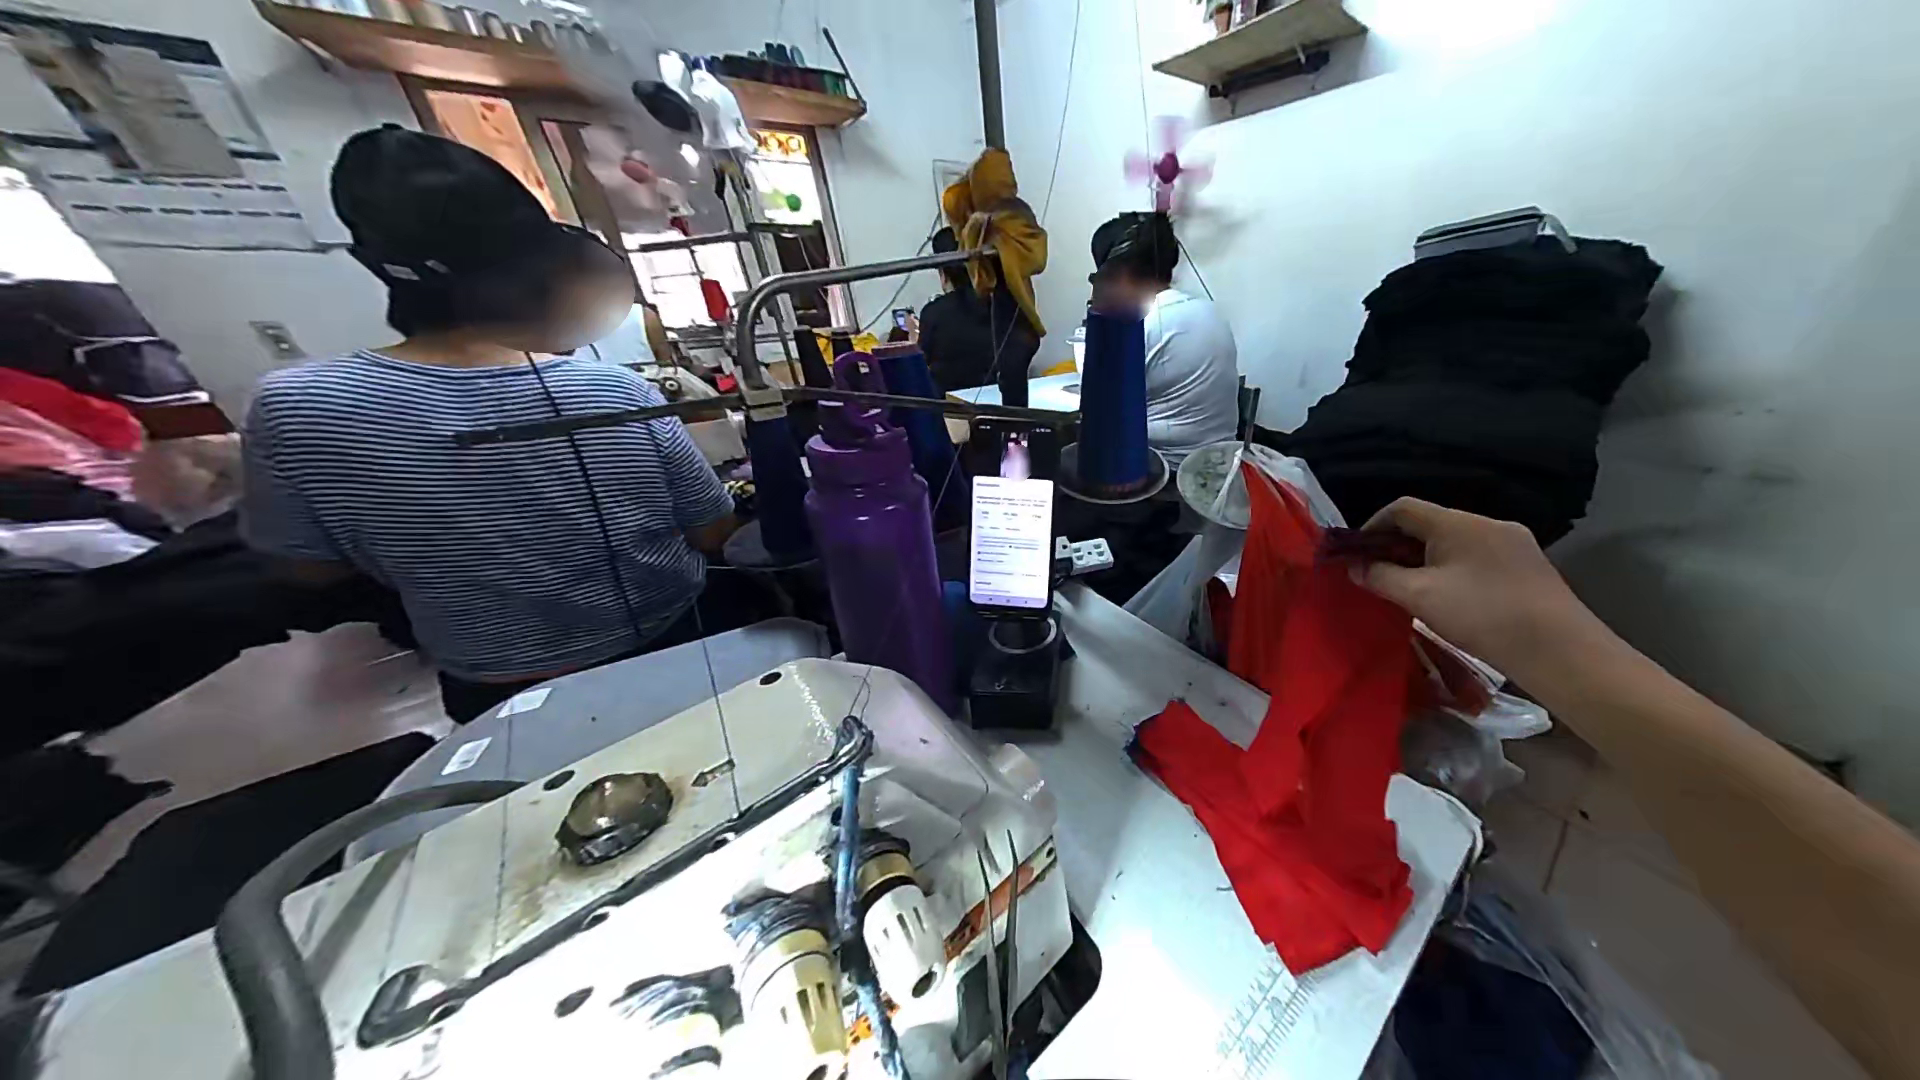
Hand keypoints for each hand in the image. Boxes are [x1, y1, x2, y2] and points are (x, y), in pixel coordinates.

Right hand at [1356, 498, 1603, 676]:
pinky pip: (1473, 555)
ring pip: (1451, 541)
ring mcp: (1512, 543)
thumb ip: (1379, 576)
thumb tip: (1354, 567)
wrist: (1560, 650)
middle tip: (1377, 574)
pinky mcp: (1526, 565)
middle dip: (1395, 545)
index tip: (1357, 555)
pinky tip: (1446, 595)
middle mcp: (1487, 524)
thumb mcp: (1418, 596)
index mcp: (1459, 523)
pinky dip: (1449, 567)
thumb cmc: (1482, 615)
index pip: (1402, 508)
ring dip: (1422, 558)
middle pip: (1427, 523)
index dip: (1372, 526)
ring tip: (1408, 588)